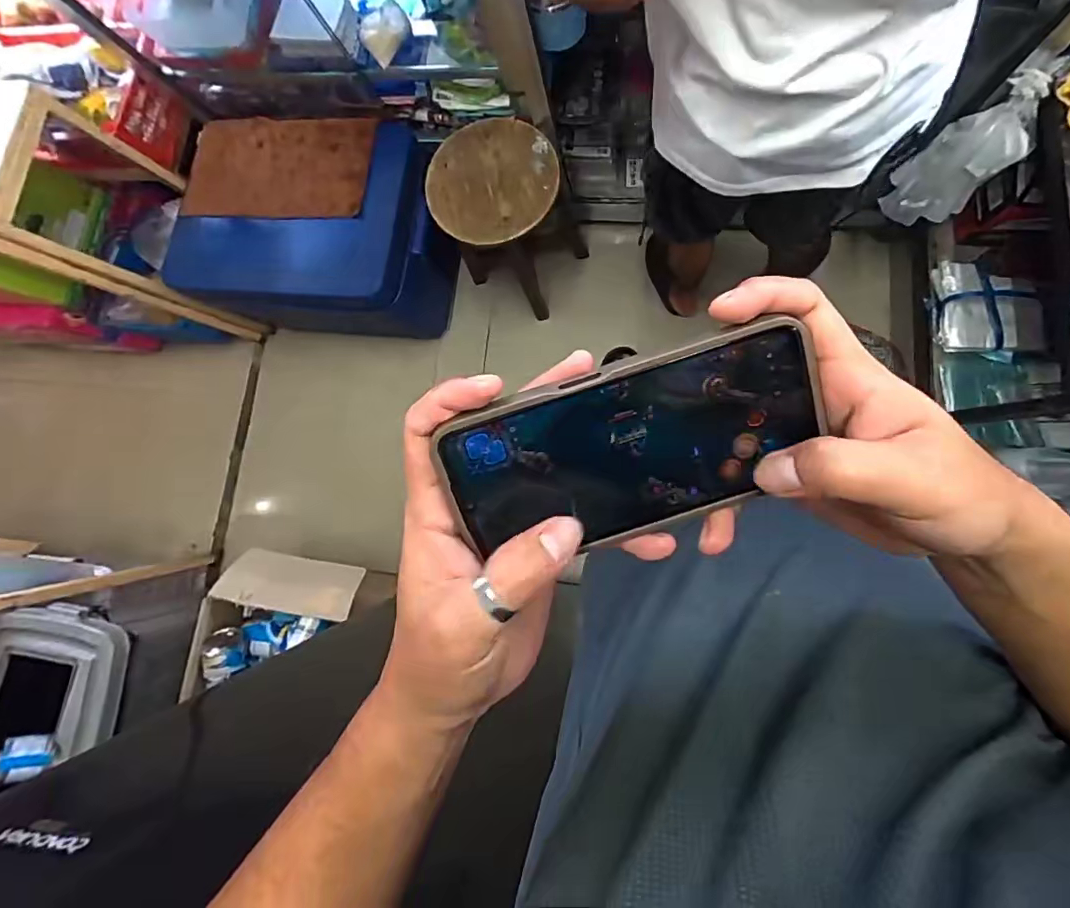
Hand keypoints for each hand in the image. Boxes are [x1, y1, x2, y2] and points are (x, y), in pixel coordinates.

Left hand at [382, 350, 702, 729]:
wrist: (455, 698)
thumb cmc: (438, 660)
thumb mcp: (468, 620)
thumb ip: (513, 575)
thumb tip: (567, 529)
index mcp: (436, 510)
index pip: (425, 434)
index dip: (449, 401)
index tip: (493, 388)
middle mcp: (471, 502)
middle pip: (495, 435)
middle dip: (533, 398)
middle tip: (576, 371)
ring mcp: (506, 522)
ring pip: (537, 466)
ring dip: (572, 440)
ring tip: (609, 412)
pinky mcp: (534, 547)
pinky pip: (570, 517)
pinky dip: (604, 517)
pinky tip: (644, 527)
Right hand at [705, 277, 1058, 559]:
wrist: (967, 539)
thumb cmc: (957, 488)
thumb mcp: (908, 475)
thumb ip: (840, 467)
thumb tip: (765, 471)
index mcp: (849, 375)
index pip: (808, 309)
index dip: (766, 295)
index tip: (721, 310)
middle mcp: (817, 395)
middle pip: (756, 365)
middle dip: (716, 377)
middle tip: (681, 401)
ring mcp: (802, 436)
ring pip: (742, 427)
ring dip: (712, 452)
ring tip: (689, 481)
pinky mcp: (795, 474)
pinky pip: (749, 478)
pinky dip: (730, 502)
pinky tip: (716, 530)